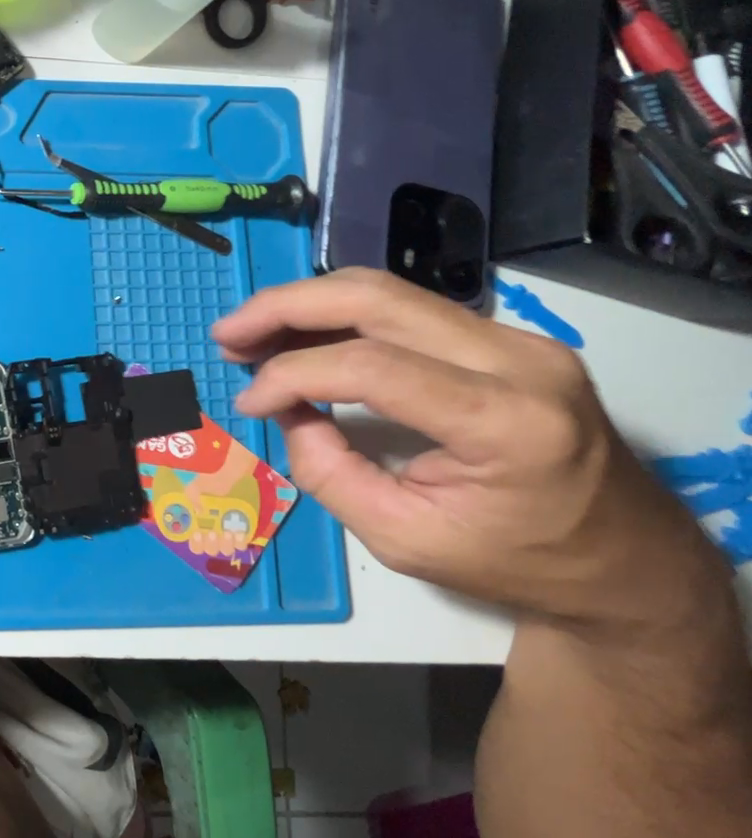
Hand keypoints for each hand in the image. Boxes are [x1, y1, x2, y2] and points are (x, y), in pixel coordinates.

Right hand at [211, 268, 724, 628]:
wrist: (626, 561)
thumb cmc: (515, 562)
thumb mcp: (403, 537)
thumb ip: (329, 471)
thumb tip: (285, 410)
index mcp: (507, 421)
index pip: (371, 366)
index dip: (291, 375)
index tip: (247, 403)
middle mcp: (518, 361)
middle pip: (376, 298)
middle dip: (285, 307)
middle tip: (226, 334)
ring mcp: (518, 342)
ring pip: (386, 291)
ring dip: (306, 305)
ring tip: (251, 334)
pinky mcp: (505, 340)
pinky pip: (404, 309)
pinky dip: (338, 317)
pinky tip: (300, 337)